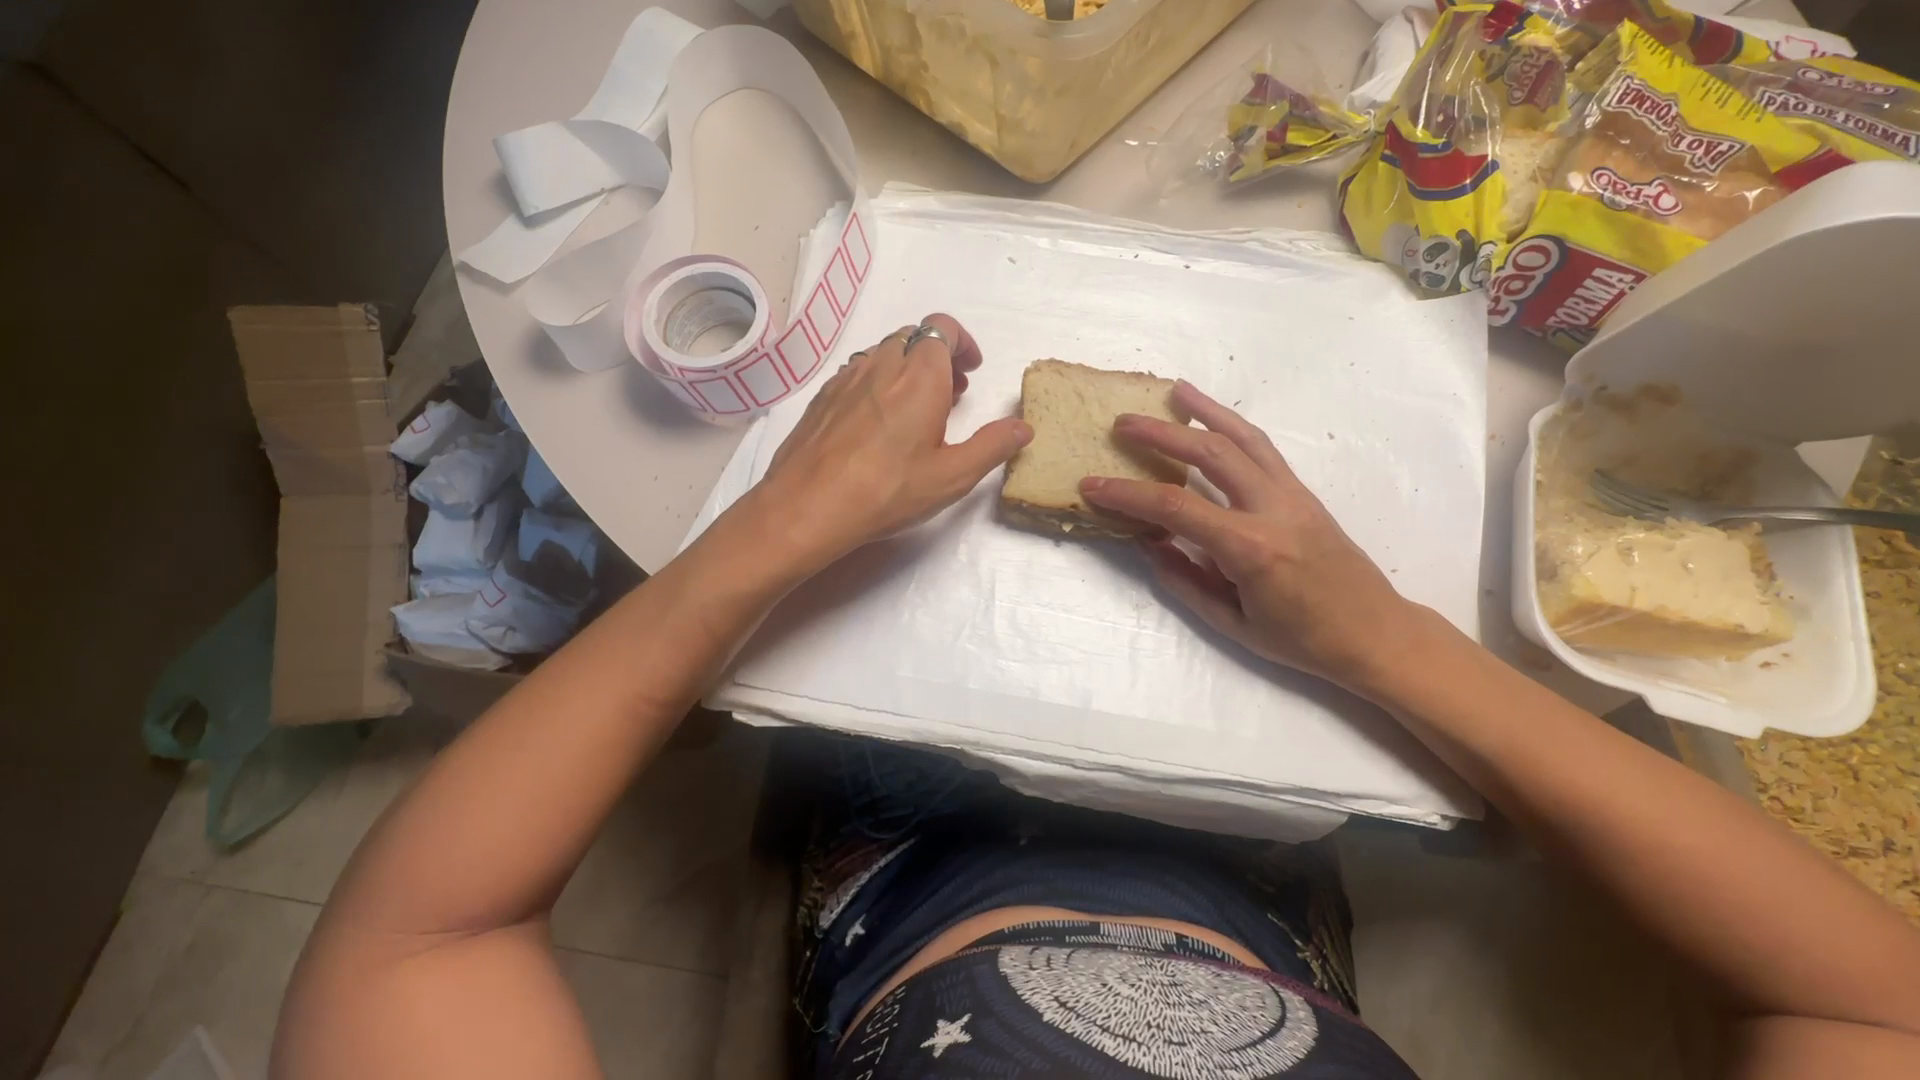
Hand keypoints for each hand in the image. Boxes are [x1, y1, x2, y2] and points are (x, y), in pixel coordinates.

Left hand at [745, 313, 1030, 574]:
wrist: (806, 506)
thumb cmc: (886, 491)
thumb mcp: (952, 476)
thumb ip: (992, 446)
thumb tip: (1023, 427)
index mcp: (919, 375)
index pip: (943, 328)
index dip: (962, 343)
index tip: (971, 371)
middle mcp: (881, 364)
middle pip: (913, 337)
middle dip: (937, 355)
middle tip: (952, 392)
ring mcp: (846, 378)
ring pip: (882, 353)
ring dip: (906, 368)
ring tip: (916, 408)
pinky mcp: (822, 398)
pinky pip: (857, 374)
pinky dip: (876, 383)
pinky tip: (877, 423)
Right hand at [1079, 381, 1413, 691]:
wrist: (1374, 631)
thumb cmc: (1302, 639)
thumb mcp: (1232, 623)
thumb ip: (1185, 580)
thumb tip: (1147, 542)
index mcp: (1251, 548)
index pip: (1176, 507)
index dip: (1128, 493)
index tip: (1092, 484)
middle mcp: (1273, 509)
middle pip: (1210, 453)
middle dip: (1161, 434)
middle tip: (1121, 423)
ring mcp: (1292, 494)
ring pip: (1243, 438)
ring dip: (1204, 412)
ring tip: (1174, 391)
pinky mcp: (1302, 491)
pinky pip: (1263, 448)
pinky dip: (1234, 426)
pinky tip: (1213, 419)